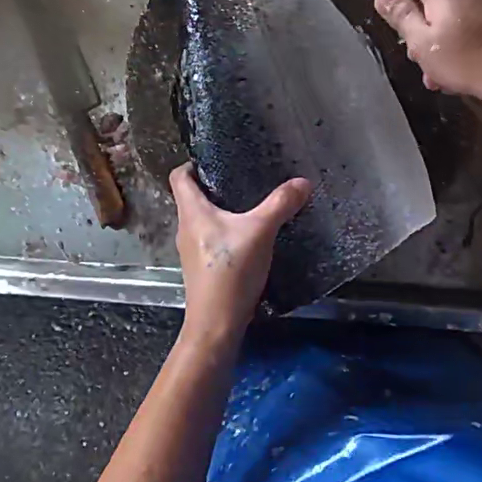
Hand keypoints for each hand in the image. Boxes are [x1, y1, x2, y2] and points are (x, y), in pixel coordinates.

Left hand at [169, 164, 312, 346]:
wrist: (215, 323)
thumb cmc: (230, 271)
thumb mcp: (260, 232)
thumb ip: (280, 205)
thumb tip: (303, 181)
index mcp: (191, 211)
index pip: (178, 176)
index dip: (192, 163)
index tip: (216, 159)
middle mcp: (185, 227)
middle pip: (191, 196)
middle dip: (213, 184)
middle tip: (241, 177)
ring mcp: (190, 248)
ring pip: (202, 218)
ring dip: (221, 209)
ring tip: (248, 203)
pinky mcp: (201, 266)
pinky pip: (210, 237)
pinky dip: (225, 230)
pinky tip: (247, 235)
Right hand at [375, 0, 481, 100]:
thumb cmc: (465, 60)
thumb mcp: (422, 43)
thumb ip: (401, 17)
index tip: (397, 14)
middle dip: (420, 23)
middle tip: (419, 55)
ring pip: (450, 13)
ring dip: (439, 36)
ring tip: (439, 70)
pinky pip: (470, 21)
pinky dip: (461, 38)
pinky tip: (460, 65)